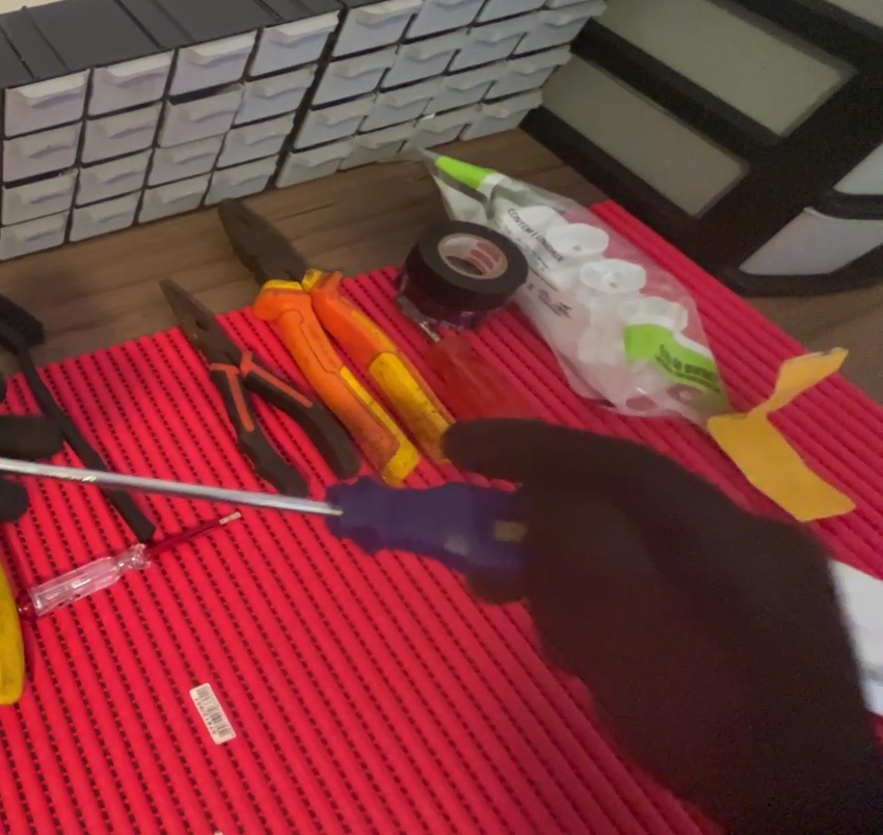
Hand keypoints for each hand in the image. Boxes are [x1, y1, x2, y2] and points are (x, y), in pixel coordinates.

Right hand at [447, 420, 882, 833]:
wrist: (793, 799)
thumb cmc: (681, 691)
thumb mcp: (597, 600)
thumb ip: (557, 527)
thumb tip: (531, 494)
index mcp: (715, 519)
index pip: (601, 455)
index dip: (517, 443)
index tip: (449, 445)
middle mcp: (748, 532)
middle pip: (612, 498)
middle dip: (533, 516)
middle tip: (476, 532)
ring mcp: (764, 579)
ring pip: (630, 539)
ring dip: (562, 559)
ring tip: (516, 596)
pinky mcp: (761, 622)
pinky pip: (656, 577)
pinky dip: (602, 587)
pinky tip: (578, 631)